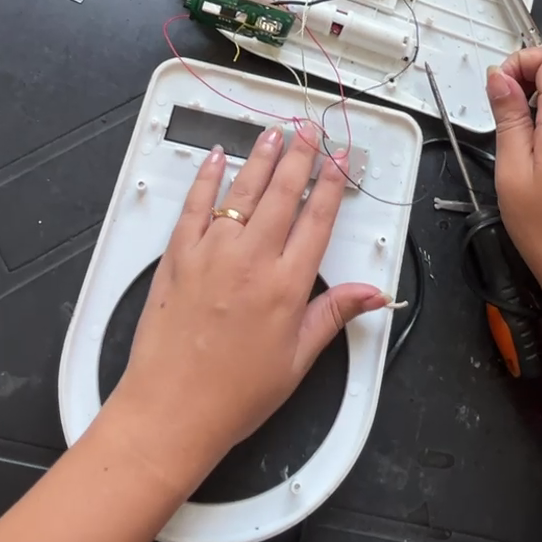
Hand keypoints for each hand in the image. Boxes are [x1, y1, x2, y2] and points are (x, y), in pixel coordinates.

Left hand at [100, 126, 390, 487]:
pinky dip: (206, 177)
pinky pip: (195, 205)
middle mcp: (251, 260)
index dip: (332, 183)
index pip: (318, 218)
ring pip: (243, 190)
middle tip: (309, 130)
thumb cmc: (233, 394)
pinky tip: (217, 158)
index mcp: (286, 285)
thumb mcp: (298, 359)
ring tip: (275, 133)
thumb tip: (372, 295)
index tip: (340, 160)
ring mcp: (212, 253)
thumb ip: (335, 314)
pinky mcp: (178, 257)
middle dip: (300, 155)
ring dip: (261, 158)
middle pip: (283, 192)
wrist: (170, 412)